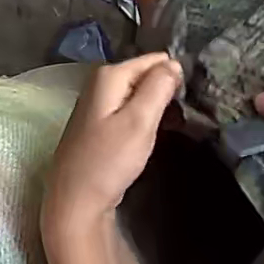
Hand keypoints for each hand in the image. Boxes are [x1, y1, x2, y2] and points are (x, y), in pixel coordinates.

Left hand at [45, 53, 182, 240]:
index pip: (156, 60)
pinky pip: (131, 108)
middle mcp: (100, 82)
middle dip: (167, 90)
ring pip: (140, 93)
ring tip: (174, 126)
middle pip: (147, 74)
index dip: (175, 77)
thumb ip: (159, 86)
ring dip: (159, 106)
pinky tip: (154, 134)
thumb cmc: (109, 161)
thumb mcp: (140, 121)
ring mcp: (97, 103)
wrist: (76, 203)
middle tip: (182, 116)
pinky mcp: (99, 123)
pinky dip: (145, 118)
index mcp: (109, 75)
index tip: (187, 101)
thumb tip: (174, 63)